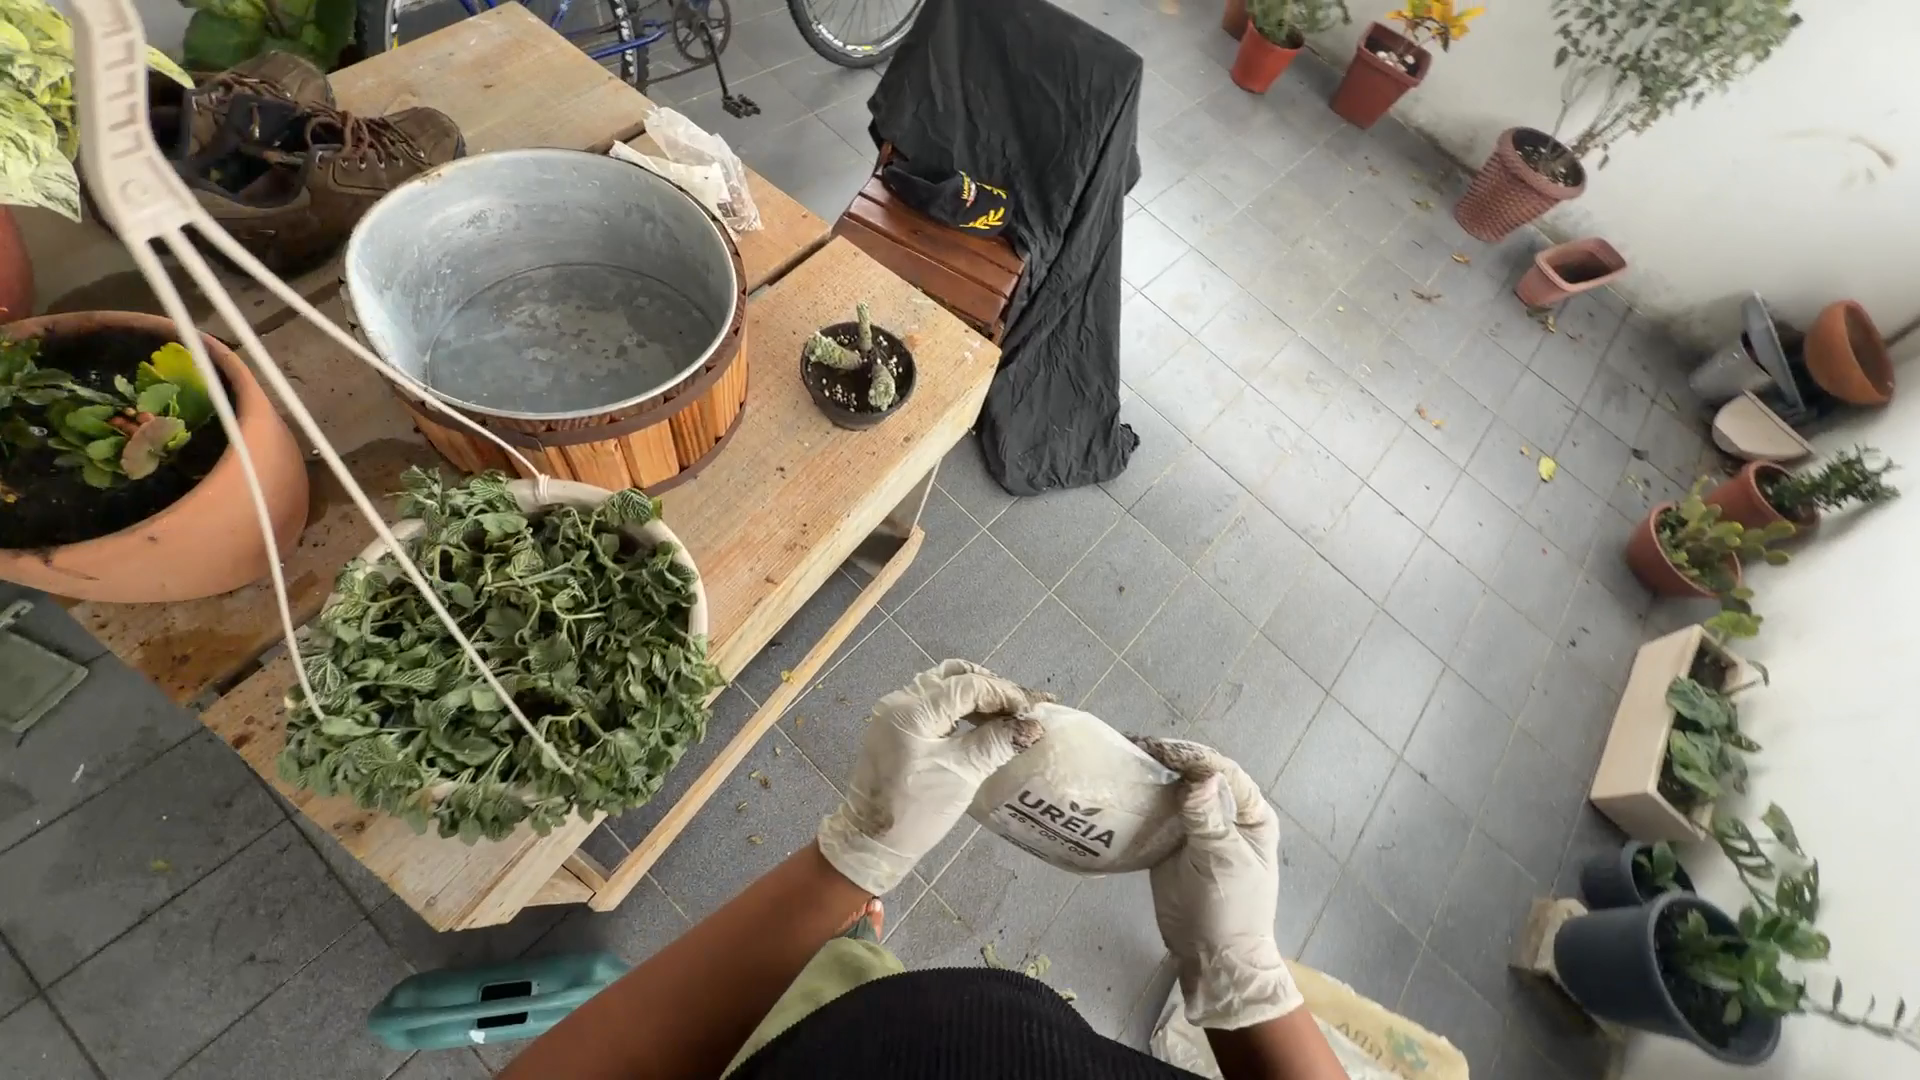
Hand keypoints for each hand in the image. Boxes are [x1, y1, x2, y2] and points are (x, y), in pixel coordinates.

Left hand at [817, 660, 1041, 894]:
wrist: (870, 842)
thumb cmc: (916, 811)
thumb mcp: (963, 774)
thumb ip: (997, 742)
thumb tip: (1032, 725)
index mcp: (913, 710)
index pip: (967, 685)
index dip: (1004, 694)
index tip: (1032, 711)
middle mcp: (900, 700)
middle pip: (954, 677)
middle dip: (991, 688)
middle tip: (1021, 707)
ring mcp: (895, 711)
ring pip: (943, 685)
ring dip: (976, 695)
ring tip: (1006, 713)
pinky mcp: (896, 725)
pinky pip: (933, 702)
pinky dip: (959, 707)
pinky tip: (981, 722)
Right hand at [1137, 738, 1302, 1030]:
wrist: (1211, 955)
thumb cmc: (1230, 908)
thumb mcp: (1223, 862)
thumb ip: (1209, 819)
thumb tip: (1202, 777)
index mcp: (1250, 815)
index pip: (1223, 772)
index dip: (1193, 756)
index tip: (1161, 749)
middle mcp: (1225, 814)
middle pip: (1197, 774)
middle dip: (1170, 758)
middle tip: (1137, 745)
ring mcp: (1198, 826)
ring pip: (1176, 789)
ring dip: (1154, 772)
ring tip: (1126, 754)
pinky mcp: (1173, 840)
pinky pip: (1159, 810)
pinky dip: (1144, 796)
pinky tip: (1124, 783)